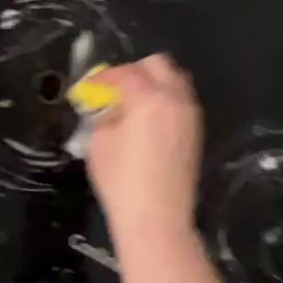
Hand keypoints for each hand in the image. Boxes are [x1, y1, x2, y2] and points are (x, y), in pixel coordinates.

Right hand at [84, 54, 203, 241]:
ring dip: (151, 84)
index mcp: (149, 98)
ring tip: (129, 105)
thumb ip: (104, 116)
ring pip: (173, 81)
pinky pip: (179, 102)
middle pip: (157, 65)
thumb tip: (109, 109)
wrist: (157, 217)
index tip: (87, 87)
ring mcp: (190, 115)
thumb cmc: (121, 181)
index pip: (124, 73)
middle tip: (112, 90)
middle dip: (132, 72)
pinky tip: (144, 122)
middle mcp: (175, 99)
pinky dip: (162, 102)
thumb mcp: (98, 144)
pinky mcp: (195, 132)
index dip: (101, 77)